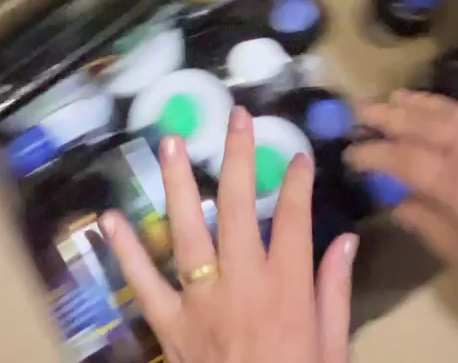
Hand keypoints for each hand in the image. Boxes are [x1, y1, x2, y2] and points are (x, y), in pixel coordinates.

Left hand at [101, 105, 358, 362]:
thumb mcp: (332, 350)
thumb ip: (335, 292)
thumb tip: (346, 241)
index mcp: (285, 290)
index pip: (294, 218)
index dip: (298, 182)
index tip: (299, 156)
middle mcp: (241, 284)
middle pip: (240, 207)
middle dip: (239, 157)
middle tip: (236, 117)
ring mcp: (200, 303)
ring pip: (188, 231)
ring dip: (178, 184)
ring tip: (169, 143)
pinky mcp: (169, 326)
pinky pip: (145, 283)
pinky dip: (126, 251)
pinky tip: (111, 220)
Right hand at [344, 91, 457, 337]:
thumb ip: (437, 232)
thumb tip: (398, 204)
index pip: (402, 159)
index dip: (371, 153)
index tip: (347, 150)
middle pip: (423, 123)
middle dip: (386, 114)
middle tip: (357, 109)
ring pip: (454, 110)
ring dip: (420, 102)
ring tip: (394, 96)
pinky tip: (453, 112)